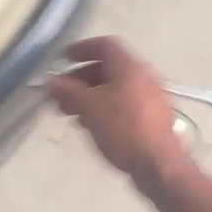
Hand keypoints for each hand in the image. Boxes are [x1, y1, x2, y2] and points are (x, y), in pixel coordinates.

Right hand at [46, 36, 191, 187]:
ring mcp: (149, 97)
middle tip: (60, 93)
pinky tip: (89, 123)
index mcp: (130, 67)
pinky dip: (102, 106)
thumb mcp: (90, 108)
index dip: (81, 49)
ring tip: (69, 111)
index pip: (104, 45)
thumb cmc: (123, 130)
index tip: (61, 59)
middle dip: (79, 78)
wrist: (158, 165)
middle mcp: (143, 76)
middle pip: (107, 68)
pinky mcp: (150, 116)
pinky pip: (122, 102)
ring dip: (88, 95)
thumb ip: (69, 91)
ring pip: (113, 87)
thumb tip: (52, 81)